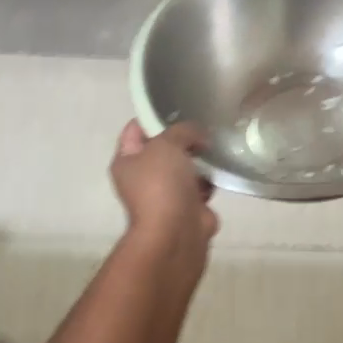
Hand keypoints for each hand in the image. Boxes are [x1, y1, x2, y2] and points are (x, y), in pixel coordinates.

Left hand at [109, 121, 217, 245]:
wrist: (176, 232)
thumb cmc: (161, 184)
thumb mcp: (167, 144)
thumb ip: (182, 130)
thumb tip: (198, 135)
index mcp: (125, 161)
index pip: (135, 129)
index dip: (154, 117)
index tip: (179, 110)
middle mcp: (141, 177)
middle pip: (163, 148)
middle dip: (183, 139)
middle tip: (202, 130)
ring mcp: (163, 194)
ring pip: (183, 167)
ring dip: (198, 161)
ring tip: (213, 151)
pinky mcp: (185, 208)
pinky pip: (198, 186)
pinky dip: (208, 182)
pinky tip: (217, 175)